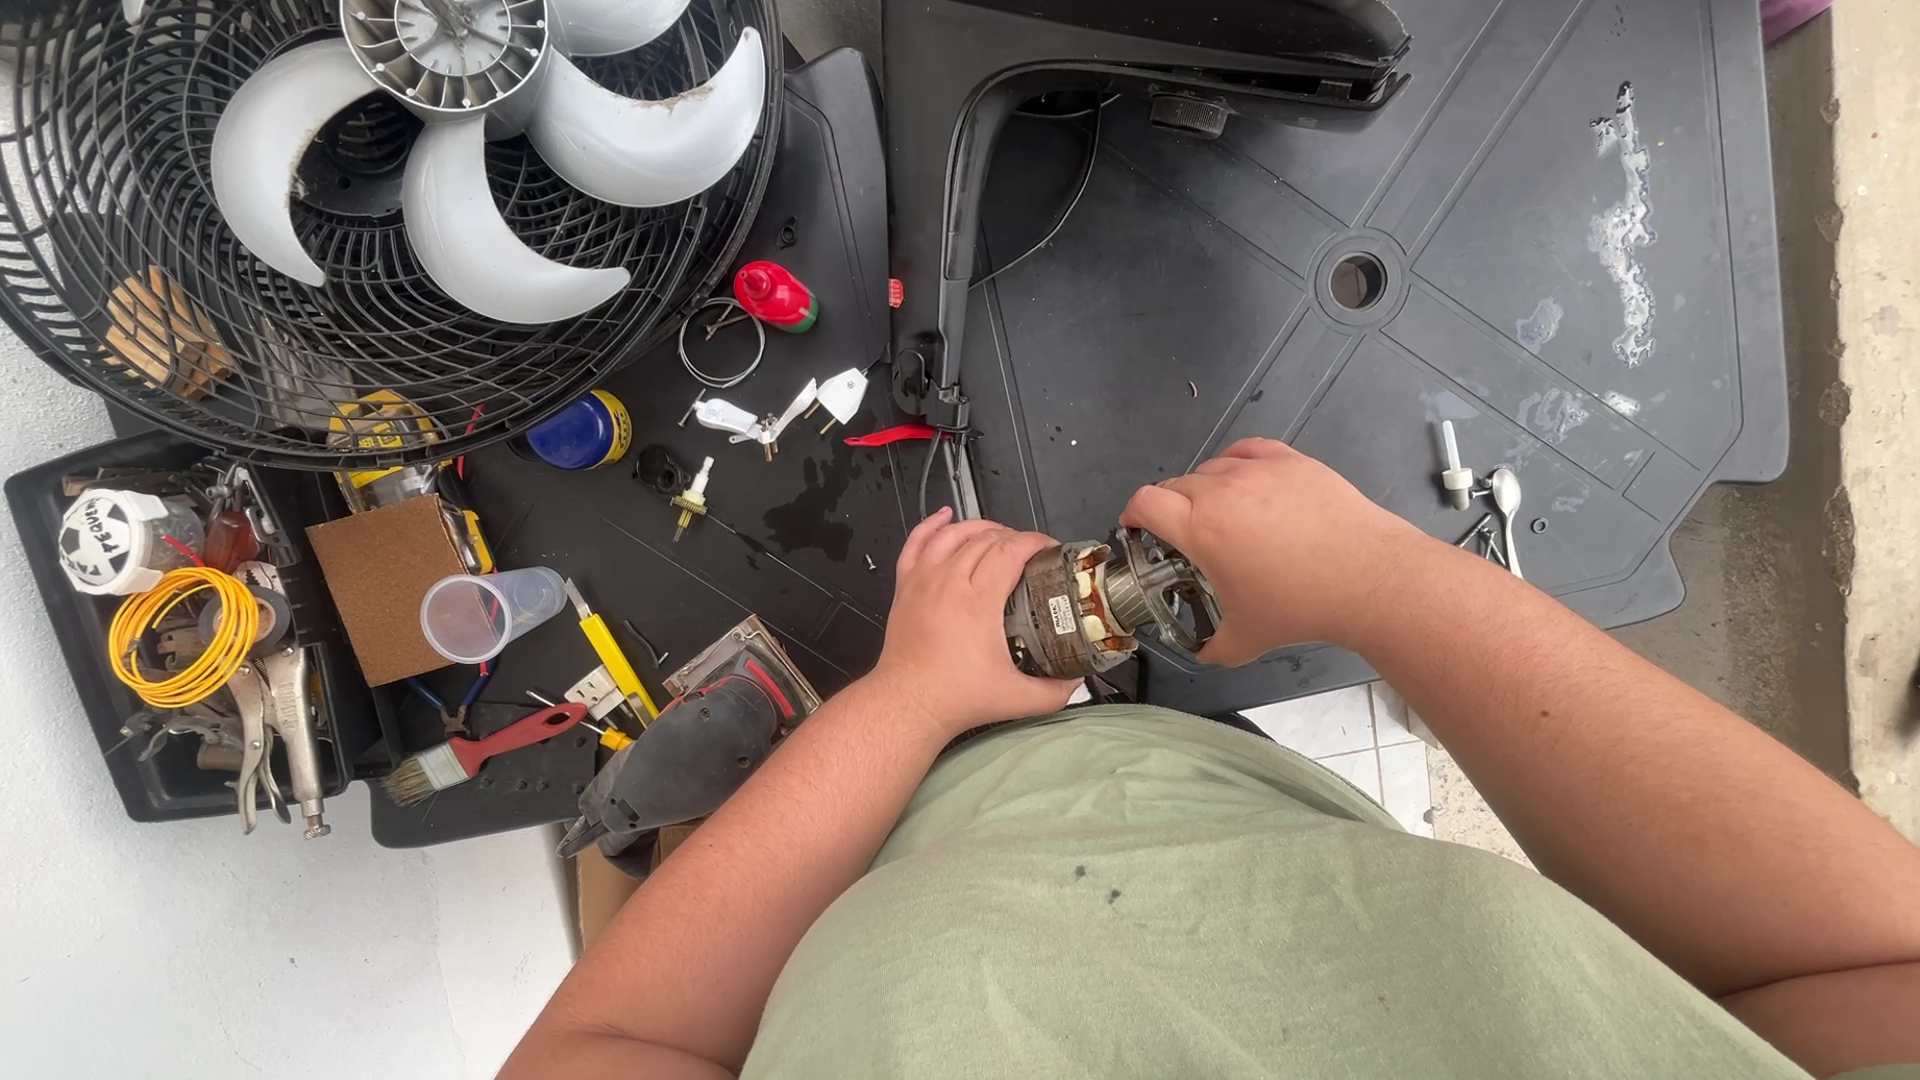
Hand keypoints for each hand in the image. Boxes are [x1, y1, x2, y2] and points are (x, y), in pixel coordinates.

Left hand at [867, 509, 1079, 738]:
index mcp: (978, 601)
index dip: (1034, 541)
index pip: (1010, 549)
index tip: (1049, 548)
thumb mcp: (1018, 699)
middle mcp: (949, 582)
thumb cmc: (956, 697)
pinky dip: (931, 525)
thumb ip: (1056, 692)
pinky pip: (915, 543)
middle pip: (986, 538)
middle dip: (1014, 536)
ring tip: (999, 534)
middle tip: (1030, 552)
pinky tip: (945, 516)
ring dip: (980, 527)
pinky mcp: (905, 586)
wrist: (909, 703)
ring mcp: (923, 580)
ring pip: (953, 534)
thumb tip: (1078, 681)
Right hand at [1121, 438, 1427, 663]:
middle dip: (1167, 507)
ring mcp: (1259, 470)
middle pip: (1174, 484)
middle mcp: (1222, 490)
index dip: (1132, 513)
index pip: (1145, 502)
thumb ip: (1213, 647)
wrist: (1371, 579)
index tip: (1135, 529)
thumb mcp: (1246, 638)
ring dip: (1201, 487)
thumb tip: (1202, 656)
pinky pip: (1247, 450)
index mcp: (1200, 527)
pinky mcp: (1292, 462)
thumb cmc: (1300, 606)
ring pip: (1210, 467)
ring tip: (1219, 511)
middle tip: (1181, 532)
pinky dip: (1235, 463)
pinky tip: (1244, 480)